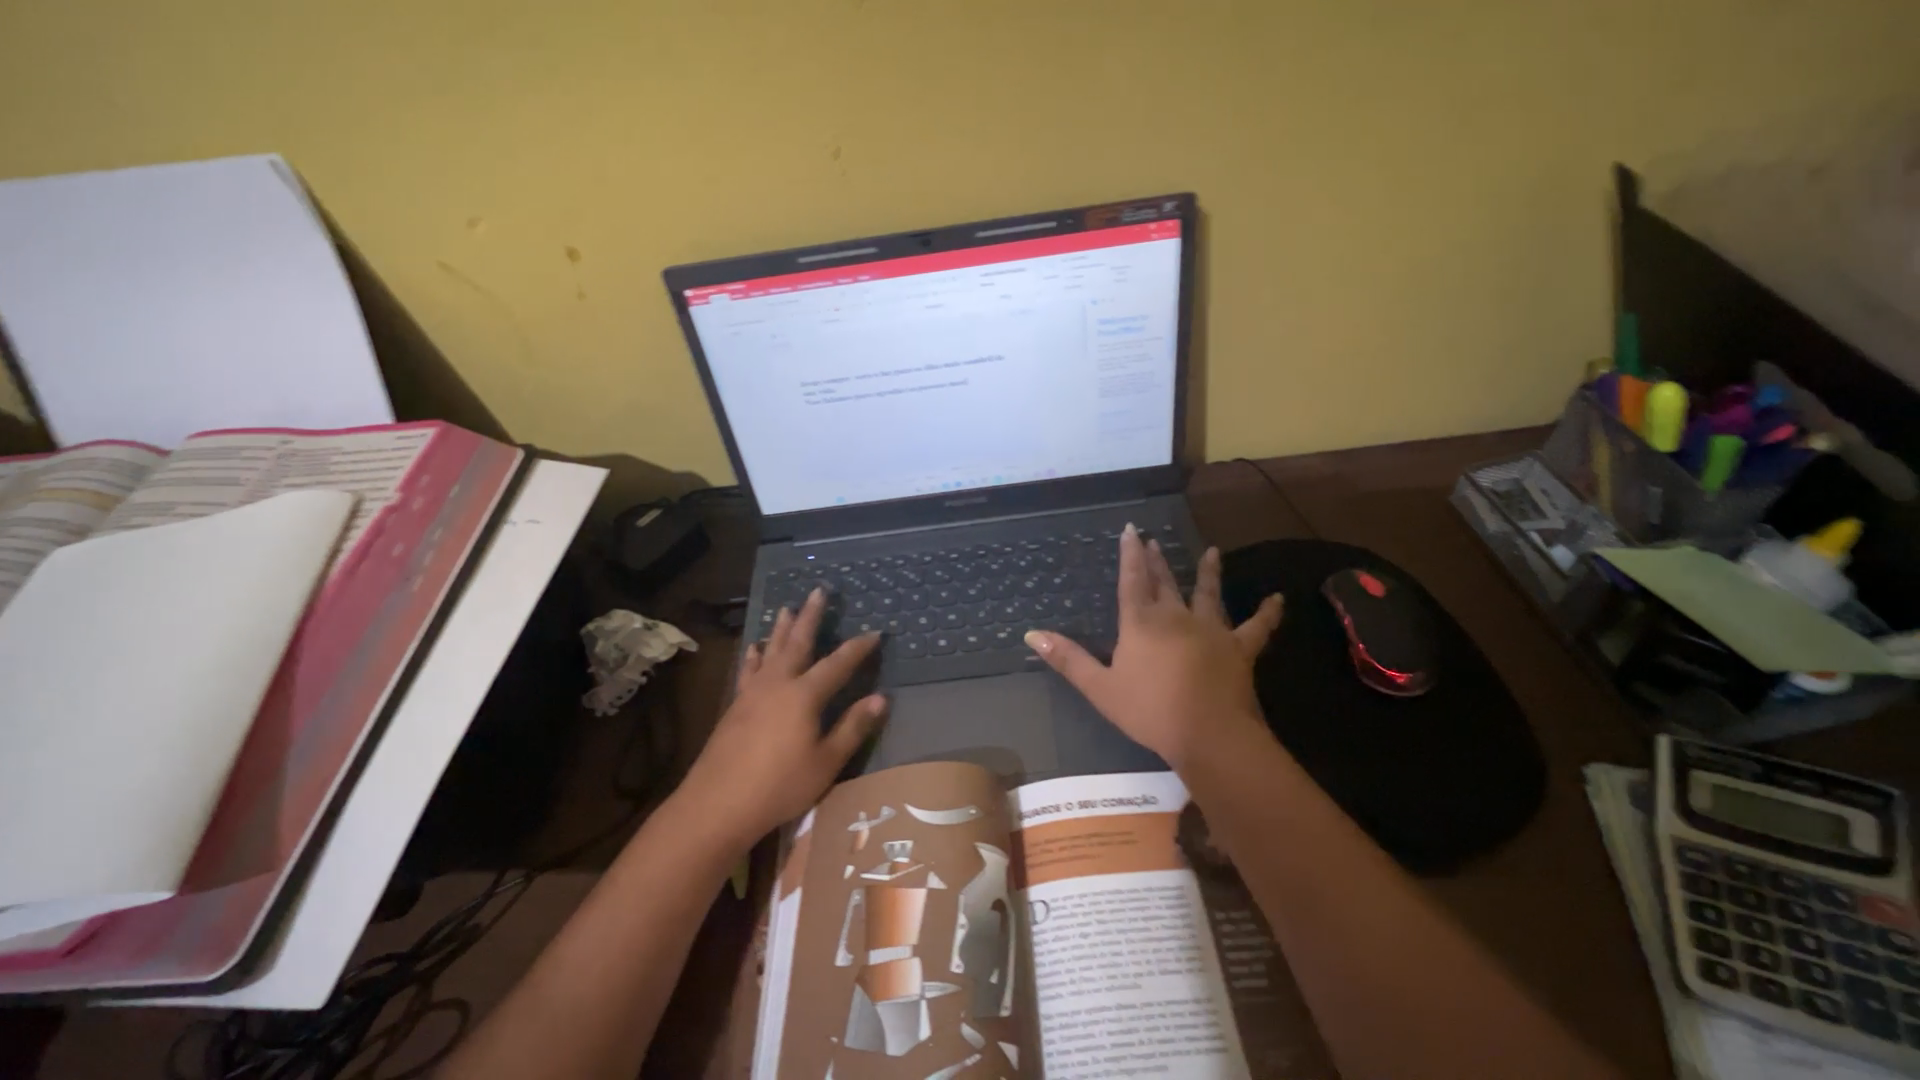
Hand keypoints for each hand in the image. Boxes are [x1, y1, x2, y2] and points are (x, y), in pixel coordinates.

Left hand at [678, 589, 885, 848]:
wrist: (717, 804)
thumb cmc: (780, 786)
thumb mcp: (826, 762)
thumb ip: (852, 728)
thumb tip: (881, 698)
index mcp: (804, 695)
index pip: (838, 664)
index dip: (857, 648)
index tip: (875, 632)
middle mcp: (778, 684)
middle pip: (798, 643)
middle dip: (810, 617)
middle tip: (818, 591)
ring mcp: (752, 693)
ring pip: (771, 651)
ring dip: (781, 629)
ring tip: (787, 608)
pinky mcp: (735, 707)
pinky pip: (749, 669)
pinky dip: (755, 656)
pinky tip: (754, 649)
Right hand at [1025, 526, 1282, 770]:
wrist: (1207, 733)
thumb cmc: (1149, 711)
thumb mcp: (1100, 688)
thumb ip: (1068, 659)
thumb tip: (1032, 633)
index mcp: (1141, 624)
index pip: (1132, 581)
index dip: (1130, 556)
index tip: (1131, 530)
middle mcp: (1176, 617)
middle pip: (1165, 583)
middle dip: (1158, 561)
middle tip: (1155, 540)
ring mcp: (1211, 631)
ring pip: (1209, 595)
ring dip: (1209, 573)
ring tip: (1212, 552)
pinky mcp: (1239, 649)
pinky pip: (1256, 627)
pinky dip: (1267, 613)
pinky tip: (1278, 598)